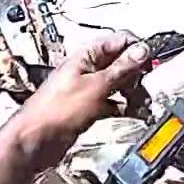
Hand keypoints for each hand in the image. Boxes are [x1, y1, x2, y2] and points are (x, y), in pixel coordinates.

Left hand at [0, 32, 150, 174]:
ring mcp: (89, 88)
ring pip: (120, 84)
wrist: (33, 143)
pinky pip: (113, 102)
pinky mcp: (89, 107)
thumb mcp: (96, 87)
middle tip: (145, 89)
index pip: (121, 40)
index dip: (137, 50)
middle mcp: (89, 68)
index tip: (150, 65)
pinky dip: (125, 107)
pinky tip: (135, 114)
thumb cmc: (56, 111)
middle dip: (138, 75)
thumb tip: (142, 49)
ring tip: (144, 107)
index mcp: (88, 55)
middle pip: (123, 62)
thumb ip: (122, 68)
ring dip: (134, 93)